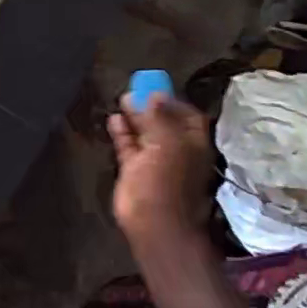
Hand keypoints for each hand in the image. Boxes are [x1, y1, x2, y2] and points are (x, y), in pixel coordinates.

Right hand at [107, 91, 213, 254]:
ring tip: (121, 99)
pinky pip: (128, 146)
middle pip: (164, 122)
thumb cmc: (166, 181)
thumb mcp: (167, 144)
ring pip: (144, 133)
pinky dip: (121, 133)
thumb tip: (152, 94)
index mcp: (193, 144)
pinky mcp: (134, 170)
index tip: (155, 87)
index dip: (172, 101)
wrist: (152, 221)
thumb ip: (158, 118)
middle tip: (135, 89)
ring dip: (134, 117)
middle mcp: (176, 150)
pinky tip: (113, 119)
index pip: (187, 116)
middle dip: (150, 106)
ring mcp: (155, 161)